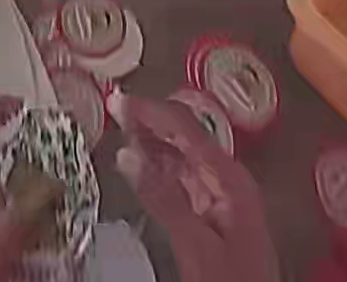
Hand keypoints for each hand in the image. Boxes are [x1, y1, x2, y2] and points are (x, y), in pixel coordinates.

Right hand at [113, 93, 279, 281]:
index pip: (184, 127)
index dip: (149, 110)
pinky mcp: (212, 216)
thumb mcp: (194, 244)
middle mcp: (228, 180)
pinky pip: (181, 177)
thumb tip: (127, 154)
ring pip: (181, 154)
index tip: (119, 101)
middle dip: (149, 119)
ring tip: (122, 128)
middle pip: (184, 135)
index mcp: (230, 178)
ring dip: (151, 139)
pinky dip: (158, 165)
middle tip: (117, 108)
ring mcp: (221, 197)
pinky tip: (141, 164)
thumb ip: (162, 197)